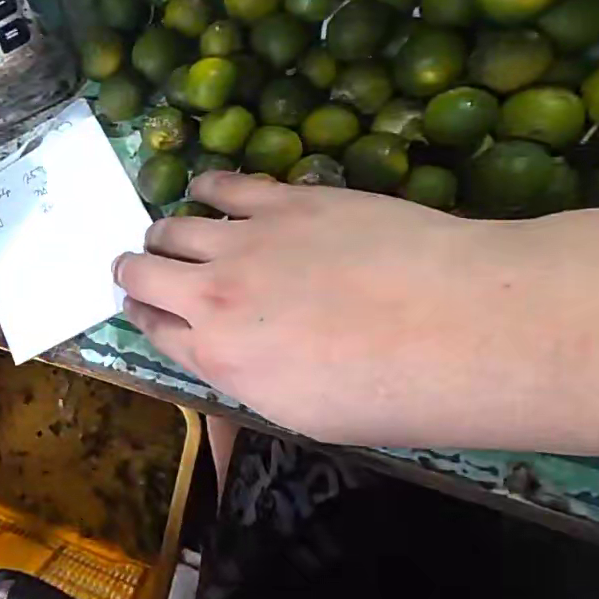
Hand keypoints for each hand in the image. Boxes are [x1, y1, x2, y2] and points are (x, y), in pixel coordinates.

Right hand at [114, 171, 547, 447]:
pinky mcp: (282, 201)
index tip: (142, 306)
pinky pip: (222, 185)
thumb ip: (242, 376)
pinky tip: (206, 189)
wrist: (462, 326)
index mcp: (216, 355)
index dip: (142, 313)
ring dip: (164, 234)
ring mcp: (243, 242)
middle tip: (146, 270)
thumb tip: (221, 353)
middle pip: (142, 271)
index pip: (152, 327)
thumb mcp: (300, 412)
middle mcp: (211, 295)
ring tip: (174, 234)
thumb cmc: (391, 393)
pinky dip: (205, 188)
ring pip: (171, 227)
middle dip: (135, 272)